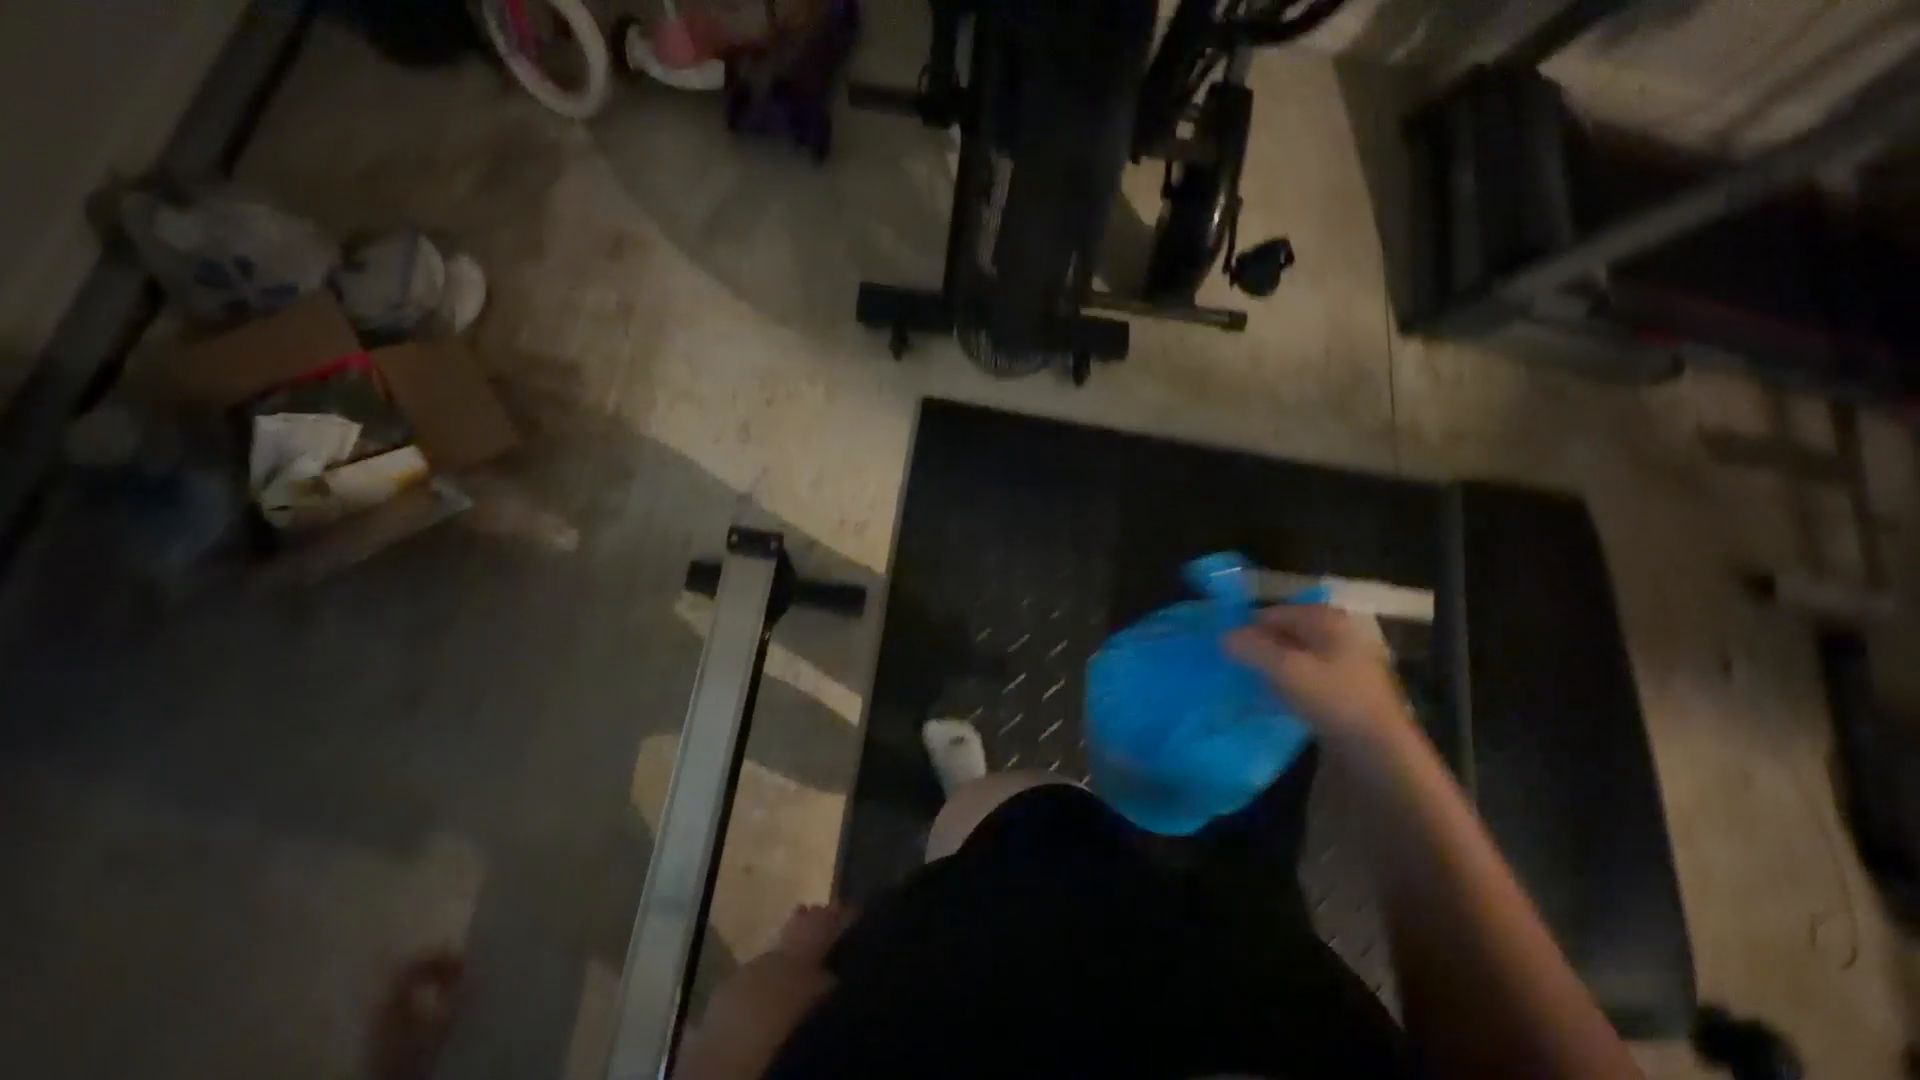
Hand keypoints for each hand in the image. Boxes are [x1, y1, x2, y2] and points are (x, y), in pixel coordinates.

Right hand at [1225, 603, 1414, 743]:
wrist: (1379, 749)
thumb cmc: (1332, 699)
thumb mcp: (1285, 670)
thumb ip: (1251, 648)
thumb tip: (1222, 636)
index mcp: (1327, 619)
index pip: (1274, 613)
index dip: (1247, 628)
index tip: (1224, 650)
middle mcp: (1340, 632)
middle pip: (1287, 633)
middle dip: (1260, 647)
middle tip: (1234, 667)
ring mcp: (1347, 661)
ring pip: (1297, 656)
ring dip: (1273, 667)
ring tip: (1250, 684)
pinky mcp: (1348, 689)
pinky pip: (1308, 677)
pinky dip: (1289, 684)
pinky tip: (1276, 700)